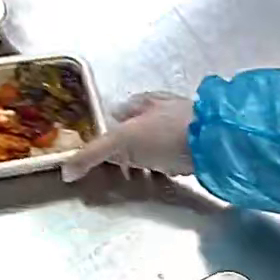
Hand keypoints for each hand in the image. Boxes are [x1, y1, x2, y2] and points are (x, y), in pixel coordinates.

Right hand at [60, 93, 194, 181]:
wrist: (214, 143)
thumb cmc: (165, 133)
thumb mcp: (121, 141)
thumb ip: (93, 155)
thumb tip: (66, 172)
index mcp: (143, 101)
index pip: (120, 114)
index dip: (111, 131)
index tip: (104, 152)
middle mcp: (165, 111)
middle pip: (142, 131)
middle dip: (132, 149)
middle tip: (123, 169)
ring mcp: (185, 129)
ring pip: (161, 145)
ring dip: (152, 160)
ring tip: (144, 177)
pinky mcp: (200, 148)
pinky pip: (180, 158)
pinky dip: (172, 167)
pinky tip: (170, 177)